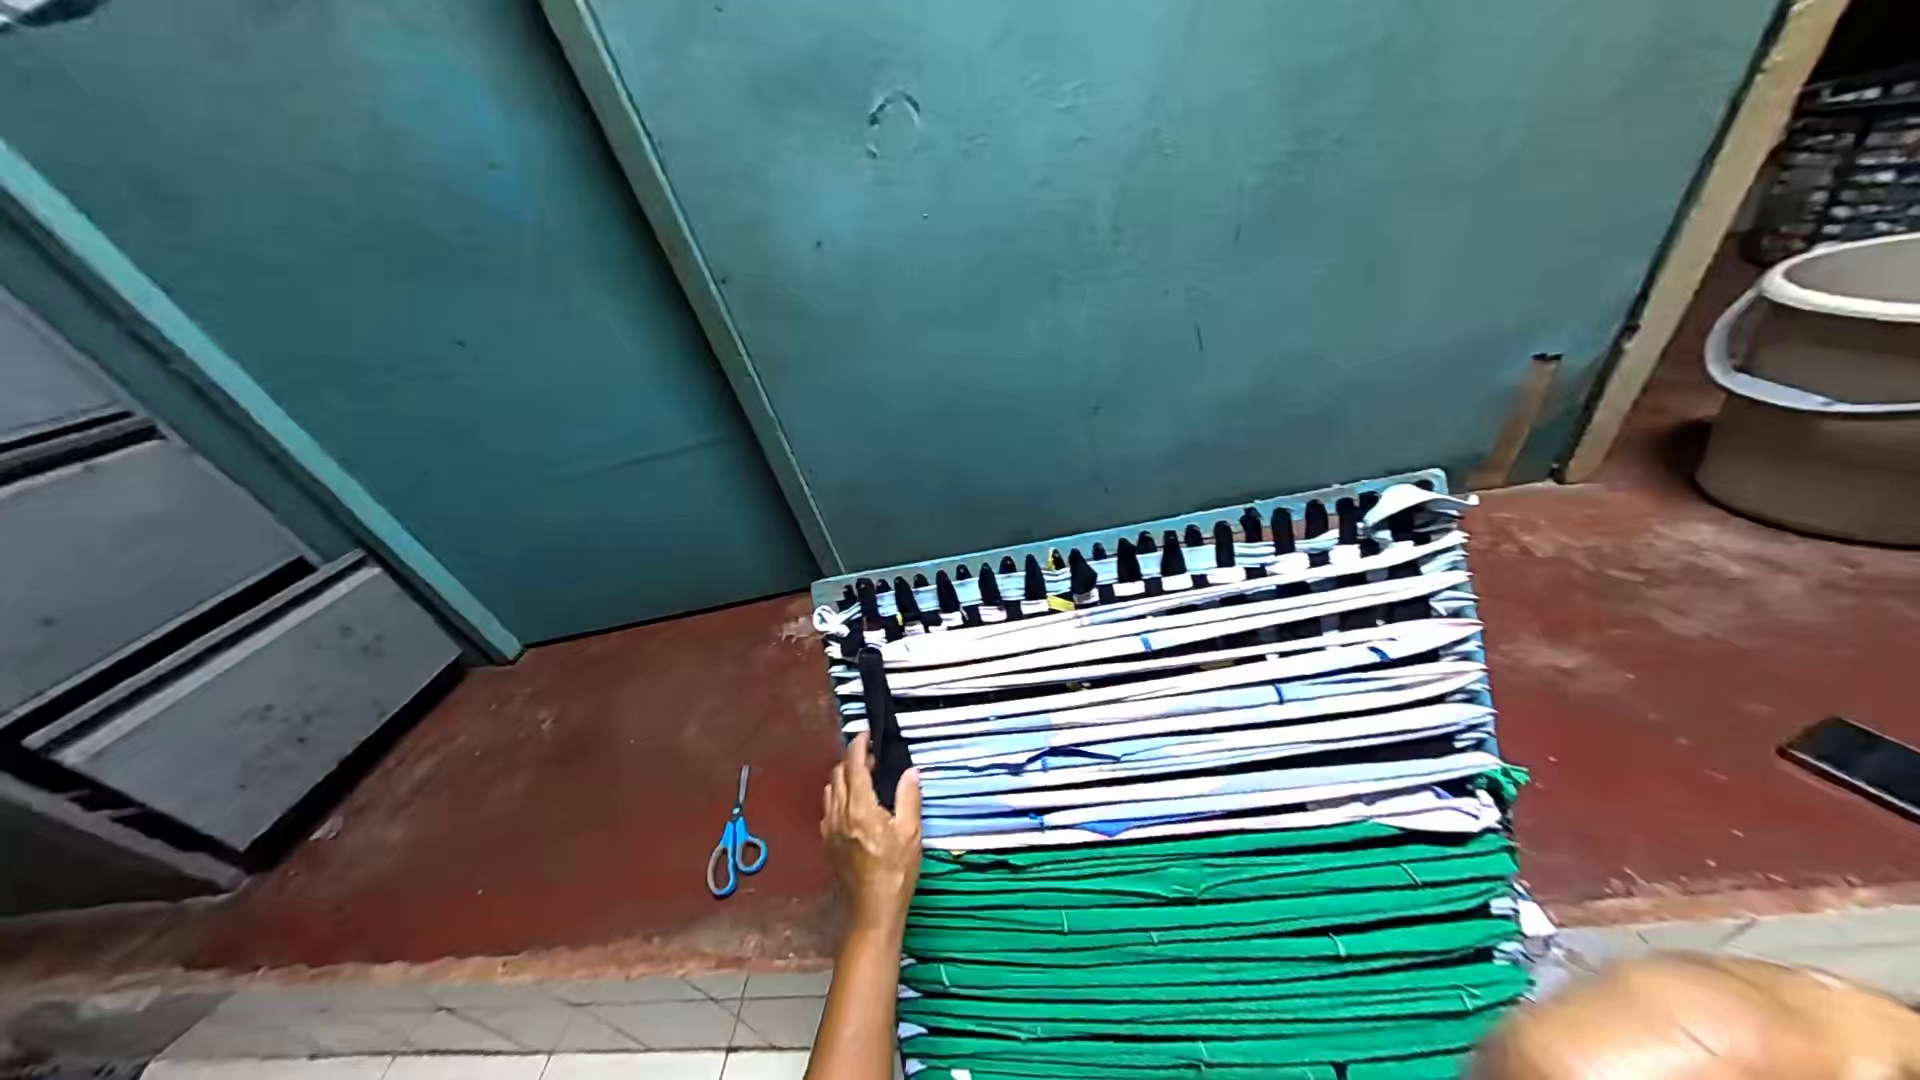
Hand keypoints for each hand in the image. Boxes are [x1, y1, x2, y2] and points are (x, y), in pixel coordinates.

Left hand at [821, 733, 921, 936]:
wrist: (871, 912)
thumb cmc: (896, 872)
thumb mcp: (910, 833)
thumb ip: (908, 797)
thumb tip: (910, 771)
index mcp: (860, 808)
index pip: (854, 765)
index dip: (859, 745)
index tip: (867, 734)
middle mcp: (839, 813)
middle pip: (838, 774)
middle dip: (853, 759)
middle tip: (874, 758)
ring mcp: (829, 828)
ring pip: (830, 790)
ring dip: (844, 777)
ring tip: (865, 779)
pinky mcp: (826, 842)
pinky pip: (828, 808)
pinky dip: (839, 796)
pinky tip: (854, 805)